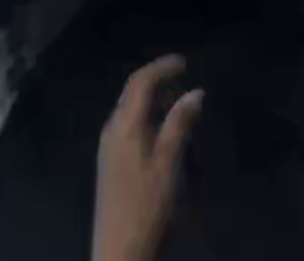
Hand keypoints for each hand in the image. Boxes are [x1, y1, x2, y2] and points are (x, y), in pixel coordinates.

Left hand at [93, 55, 203, 260]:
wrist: (117, 253)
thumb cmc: (146, 207)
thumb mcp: (168, 165)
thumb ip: (180, 125)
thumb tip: (196, 92)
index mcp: (125, 124)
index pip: (140, 81)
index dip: (162, 67)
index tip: (184, 62)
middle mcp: (112, 128)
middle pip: (132, 92)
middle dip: (157, 82)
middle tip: (182, 82)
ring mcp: (107, 145)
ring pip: (129, 109)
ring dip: (152, 102)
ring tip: (177, 110)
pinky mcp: (108, 161)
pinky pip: (127, 125)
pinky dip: (145, 119)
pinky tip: (160, 136)